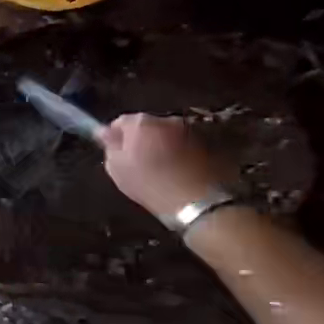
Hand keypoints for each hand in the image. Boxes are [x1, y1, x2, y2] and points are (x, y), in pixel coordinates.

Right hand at [100, 114, 229, 218]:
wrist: (199, 203)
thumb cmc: (150, 183)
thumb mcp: (116, 168)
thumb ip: (110, 146)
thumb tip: (107, 134)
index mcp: (141, 123)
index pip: (121, 121)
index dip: (116, 136)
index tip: (115, 152)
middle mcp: (169, 120)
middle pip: (149, 126)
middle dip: (143, 139)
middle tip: (139, 162)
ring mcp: (195, 132)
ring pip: (171, 136)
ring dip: (166, 146)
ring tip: (164, 169)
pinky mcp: (216, 146)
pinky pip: (191, 147)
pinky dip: (185, 154)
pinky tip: (182, 172)